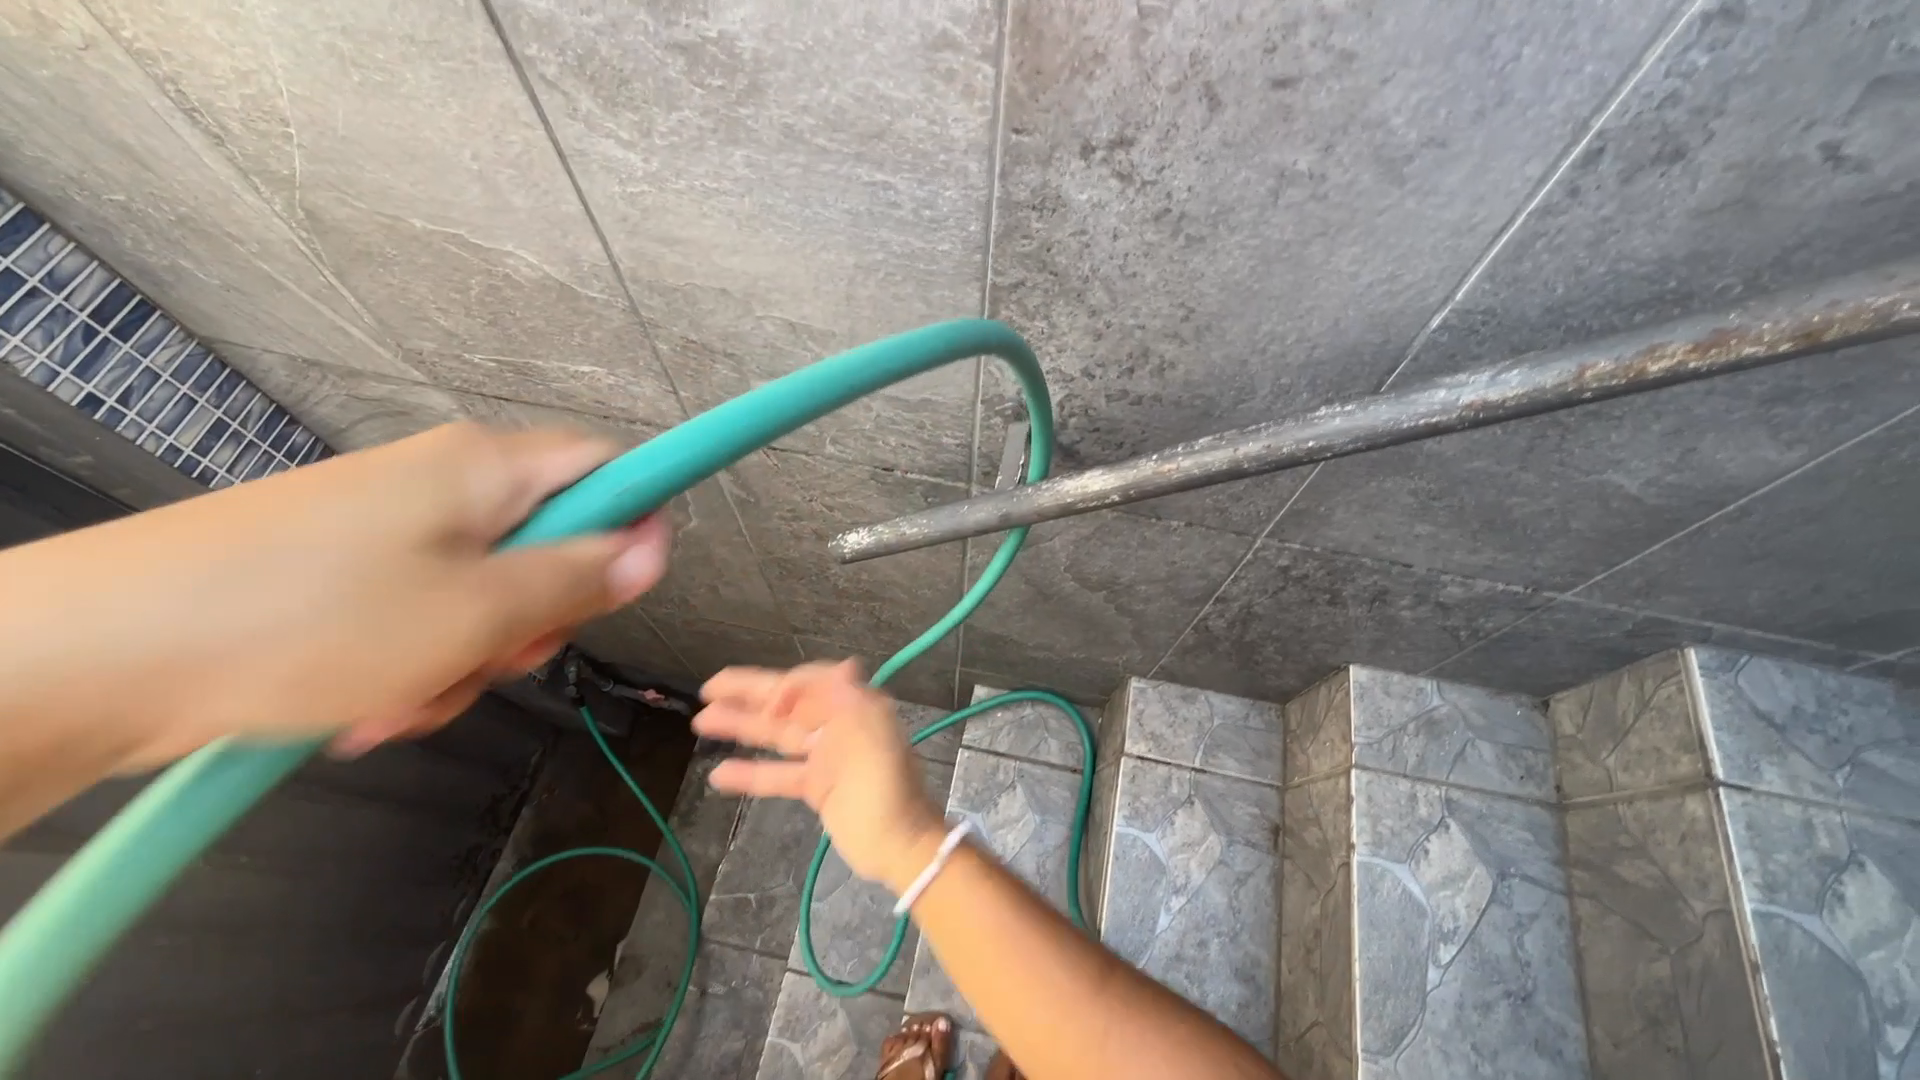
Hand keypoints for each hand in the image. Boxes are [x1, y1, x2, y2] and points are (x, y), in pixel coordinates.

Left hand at [0, 422, 670, 767]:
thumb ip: (578, 578)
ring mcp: (389, 530)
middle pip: (546, 542)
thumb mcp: (478, 612)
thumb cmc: (312, 621)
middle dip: (535, 615)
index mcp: (485, 468)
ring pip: (484, 594)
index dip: (631, 525)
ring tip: (406, 694)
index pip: (604, 469)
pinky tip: (367, 703)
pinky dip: (415, 662)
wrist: (93, 656)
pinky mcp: (343, 573)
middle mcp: (442, 485)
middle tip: (497, 657)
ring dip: (469, 655)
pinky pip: (422, 615)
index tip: (618, 591)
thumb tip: (652, 548)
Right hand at [694, 661, 946, 888]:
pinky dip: (751, 773)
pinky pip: (778, 774)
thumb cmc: (887, 788)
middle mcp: (839, 724)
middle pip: (787, 703)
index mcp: (856, 707)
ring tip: (702, 722)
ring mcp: (827, 756)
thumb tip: (843, 665)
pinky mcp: (817, 787)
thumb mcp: (872, 736)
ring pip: (777, 735)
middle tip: (709, 688)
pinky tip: (719, 773)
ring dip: (742, 726)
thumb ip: (850, 701)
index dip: (785, 686)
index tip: (767, 701)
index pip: (811, 682)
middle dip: (750, 693)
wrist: (901, 846)